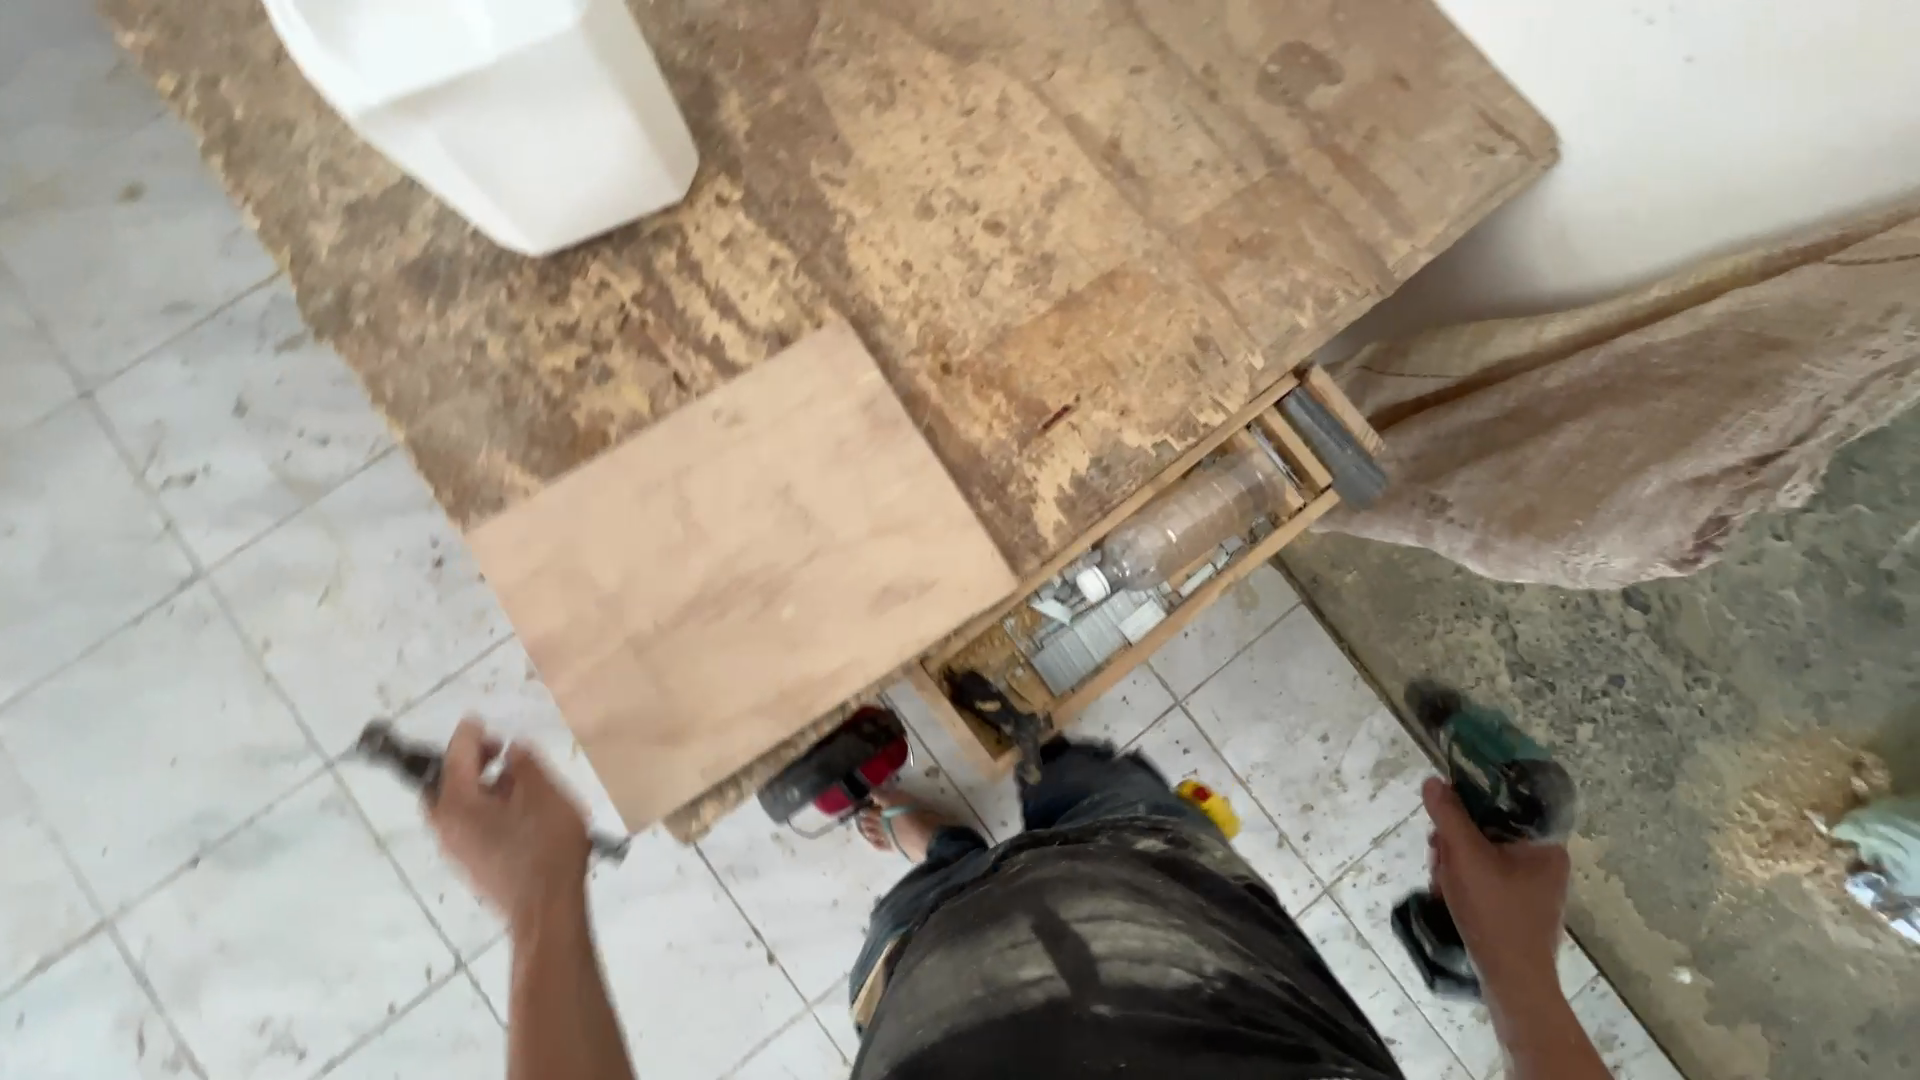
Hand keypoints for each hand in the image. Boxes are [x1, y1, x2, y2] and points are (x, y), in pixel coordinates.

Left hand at [427, 717, 592, 929]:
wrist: (546, 907)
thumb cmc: (546, 843)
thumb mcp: (544, 792)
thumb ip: (524, 764)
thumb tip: (512, 750)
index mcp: (457, 804)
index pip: (455, 758)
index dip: (469, 734)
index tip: (477, 717)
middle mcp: (446, 826)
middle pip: (445, 784)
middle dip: (469, 762)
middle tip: (498, 749)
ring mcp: (457, 849)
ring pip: (458, 805)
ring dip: (480, 784)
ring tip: (515, 776)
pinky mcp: (474, 863)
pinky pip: (470, 823)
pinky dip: (485, 804)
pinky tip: (517, 806)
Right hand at [1421, 776, 1569, 1005]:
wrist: (1513, 980)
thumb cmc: (1495, 912)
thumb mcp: (1465, 856)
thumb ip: (1448, 815)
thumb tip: (1433, 780)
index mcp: (1545, 845)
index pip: (1507, 802)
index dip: (1470, 801)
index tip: (1446, 813)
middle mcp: (1545, 860)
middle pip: (1487, 828)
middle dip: (1453, 839)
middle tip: (1439, 855)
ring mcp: (1534, 885)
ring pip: (1482, 852)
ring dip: (1453, 860)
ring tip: (1443, 881)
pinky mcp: (1520, 904)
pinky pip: (1486, 875)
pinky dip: (1463, 879)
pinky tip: (1450, 893)